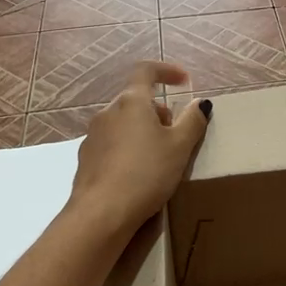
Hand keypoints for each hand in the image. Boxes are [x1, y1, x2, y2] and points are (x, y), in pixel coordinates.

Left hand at [66, 61, 209, 239]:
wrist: (100, 214)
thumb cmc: (146, 173)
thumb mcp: (180, 147)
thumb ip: (193, 121)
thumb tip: (199, 103)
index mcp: (132, 102)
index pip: (146, 70)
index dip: (167, 71)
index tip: (184, 81)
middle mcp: (108, 112)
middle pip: (136, 100)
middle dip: (158, 111)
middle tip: (176, 134)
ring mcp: (93, 135)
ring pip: (123, 123)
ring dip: (142, 131)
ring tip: (158, 158)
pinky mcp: (85, 159)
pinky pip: (112, 143)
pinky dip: (127, 149)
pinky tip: (137, 175)